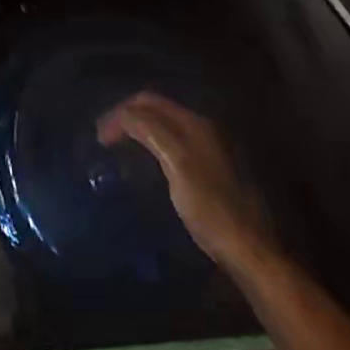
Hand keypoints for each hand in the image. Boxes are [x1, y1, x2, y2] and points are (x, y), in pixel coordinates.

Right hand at [98, 92, 270, 265]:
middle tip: (104, 138)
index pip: (148, 101)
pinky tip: (145, 160)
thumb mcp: (177, 164)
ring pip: (164, 124)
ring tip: (119, 146)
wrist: (250, 249)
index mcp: (195, 122)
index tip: (99, 137)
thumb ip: (151, 131)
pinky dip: (152, 143)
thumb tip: (124, 114)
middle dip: (127, 117)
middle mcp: (203, 126)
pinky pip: (173, 141)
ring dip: (139, 128)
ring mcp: (209, 147)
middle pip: (156, 108)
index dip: (120, 113)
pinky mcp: (210, 167)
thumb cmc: (211, 207)